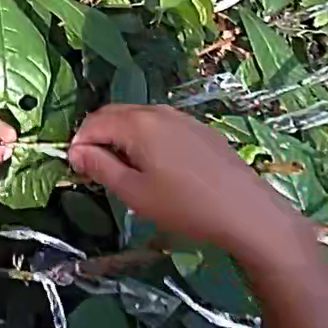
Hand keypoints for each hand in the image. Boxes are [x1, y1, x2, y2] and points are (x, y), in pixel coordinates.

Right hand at [68, 105, 312, 266]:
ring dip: (121, 137)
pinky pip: (159, 124)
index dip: (78, 145)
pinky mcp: (199, 129)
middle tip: (97, 169)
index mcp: (136, 123)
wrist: (253, 216)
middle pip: (111, 115)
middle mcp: (155, 111)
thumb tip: (75, 151)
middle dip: (97, 137)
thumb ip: (100, 167)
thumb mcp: (135, 194)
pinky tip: (158, 166)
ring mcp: (180, 117)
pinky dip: (145, 138)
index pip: (91, 124)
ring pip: (136, 118)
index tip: (78, 170)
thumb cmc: (187, 207)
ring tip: (126, 169)